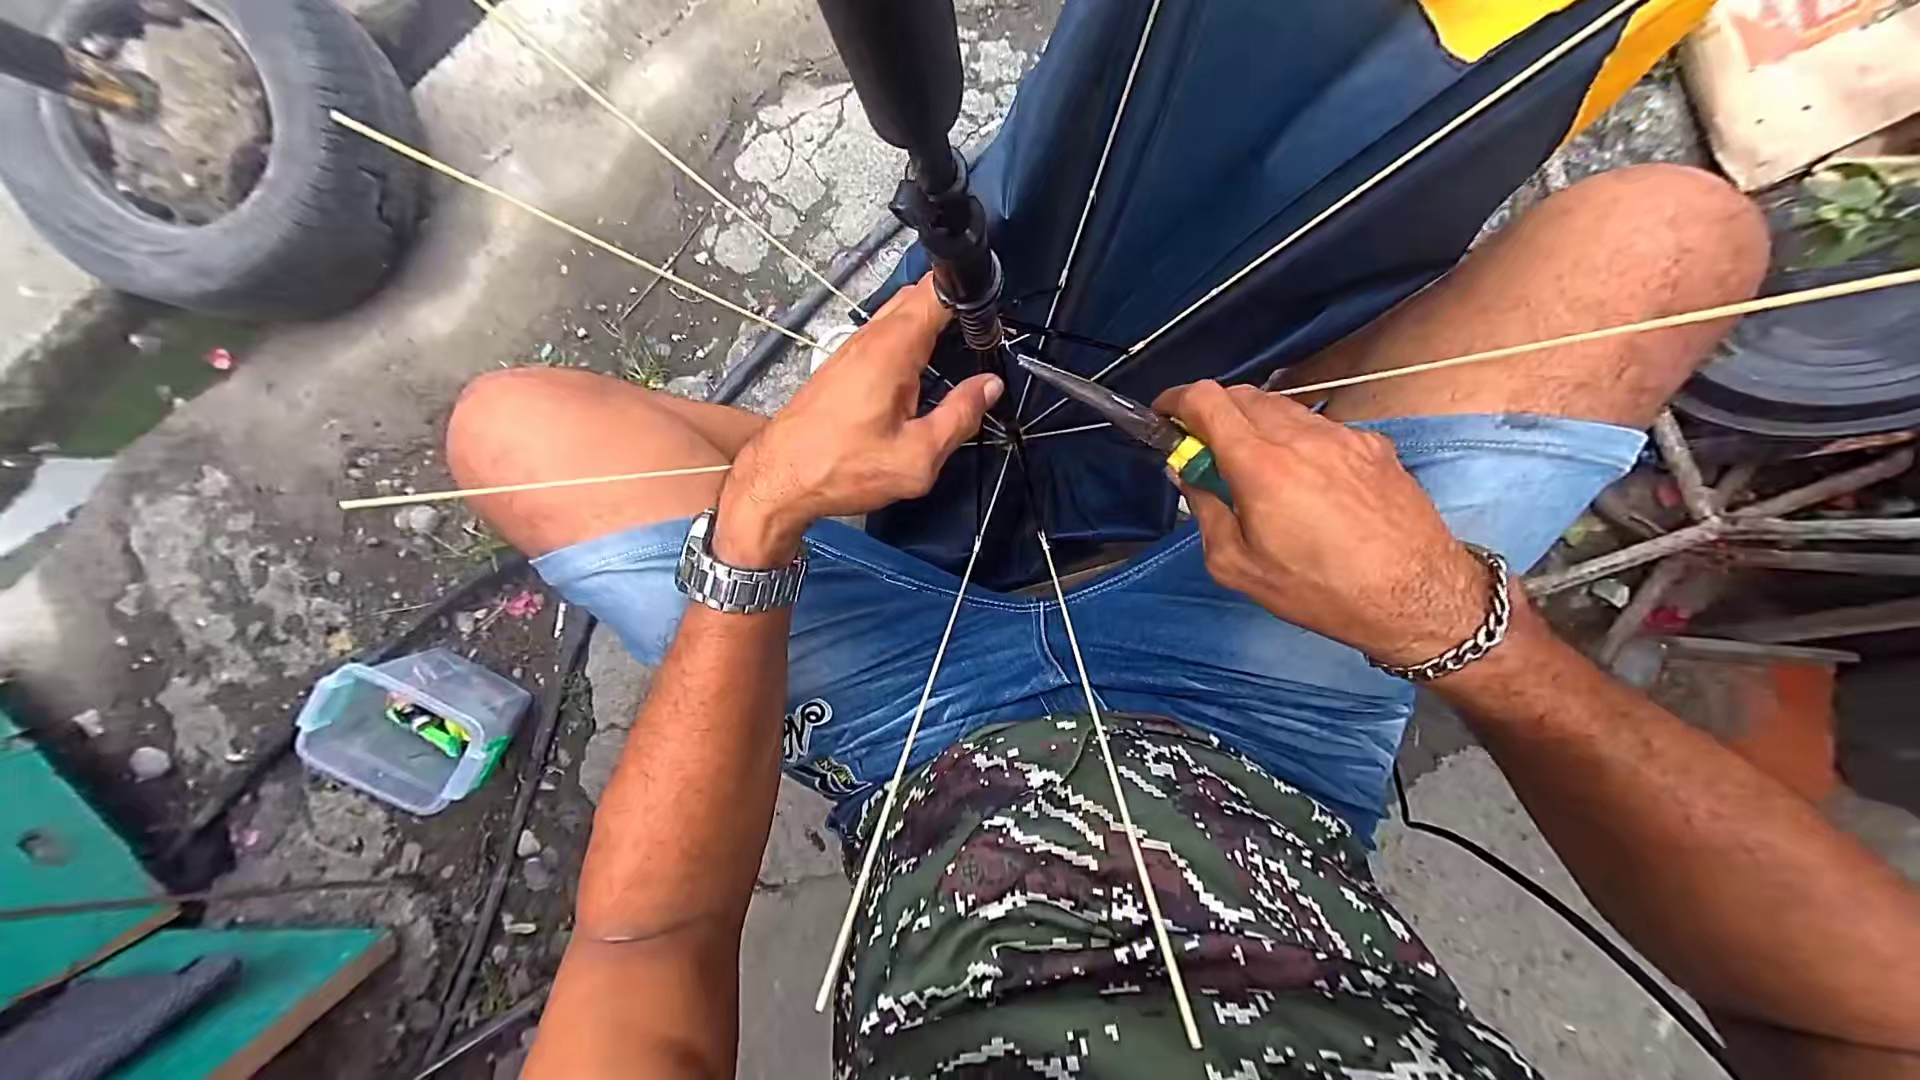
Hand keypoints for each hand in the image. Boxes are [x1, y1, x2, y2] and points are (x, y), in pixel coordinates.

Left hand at [717, 278, 1001, 565]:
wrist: (779, 479)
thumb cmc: (841, 469)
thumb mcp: (917, 456)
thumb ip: (960, 416)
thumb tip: (989, 387)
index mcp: (892, 351)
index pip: (936, 294)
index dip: (968, 293)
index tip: (989, 314)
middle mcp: (868, 340)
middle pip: (918, 298)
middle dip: (952, 307)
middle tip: (980, 335)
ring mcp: (851, 350)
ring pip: (898, 317)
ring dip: (929, 325)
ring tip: (956, 352)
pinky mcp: (841, 366)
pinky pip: (882, 338)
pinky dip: (908, 343)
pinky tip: (919, 373)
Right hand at [1153, 381, 1491, 667]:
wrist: (1419, 599)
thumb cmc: (1320, 591)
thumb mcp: (1237, 566)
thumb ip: (1204, 511)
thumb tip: (1189, 475)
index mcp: (1261, 466)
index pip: (1206, 400)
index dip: (1175, 401)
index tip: (1164, 418)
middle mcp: (1302, 437)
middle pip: (1240, 394)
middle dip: (1209, 413)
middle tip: (1203, 451)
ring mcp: (1343, 436)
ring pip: (1279, 405)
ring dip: (1250, 422)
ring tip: (1251, 466)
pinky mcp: (1373, 444)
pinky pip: (1316, 424)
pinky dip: (1290, 435)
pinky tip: (1298, 476)